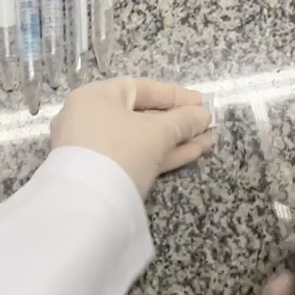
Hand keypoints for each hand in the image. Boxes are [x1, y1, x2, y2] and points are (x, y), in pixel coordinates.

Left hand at [50, 77, 217, 197]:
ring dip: (174, 140)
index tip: (202, 103)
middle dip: (178, 122)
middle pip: (141, 115)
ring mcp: (92, 149)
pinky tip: (191, 154)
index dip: (175, 95)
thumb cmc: (121, 151)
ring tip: (207, 142)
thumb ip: (184, 121)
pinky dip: (160, 155)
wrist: (88, 206)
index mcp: (95, 96)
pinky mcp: (98, 174)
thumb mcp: (158, 132)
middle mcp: (88, 118)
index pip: (141, 88)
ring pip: (140, 139)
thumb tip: (204, 115)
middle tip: (206, 125)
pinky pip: (133, 157)